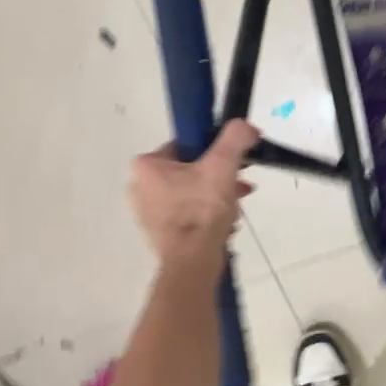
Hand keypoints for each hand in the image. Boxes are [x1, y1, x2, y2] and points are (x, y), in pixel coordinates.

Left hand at [128, 120, 259, 281]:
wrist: (193, 260)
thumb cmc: (202, 210)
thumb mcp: (223, 166)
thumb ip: (235, 139)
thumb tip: (246, 126)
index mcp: (146, 166)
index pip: (185, 148)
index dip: (214, 154)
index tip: (233, 166)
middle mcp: (139, 187)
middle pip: (190, 173)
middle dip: (219, 181)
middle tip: (240, 190)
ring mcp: (147, 213)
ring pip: (191, 196)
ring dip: (216, 200)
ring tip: (234, 212)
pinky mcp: (159, 234)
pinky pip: (187, 217)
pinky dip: (206, 219)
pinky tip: (223, 227)